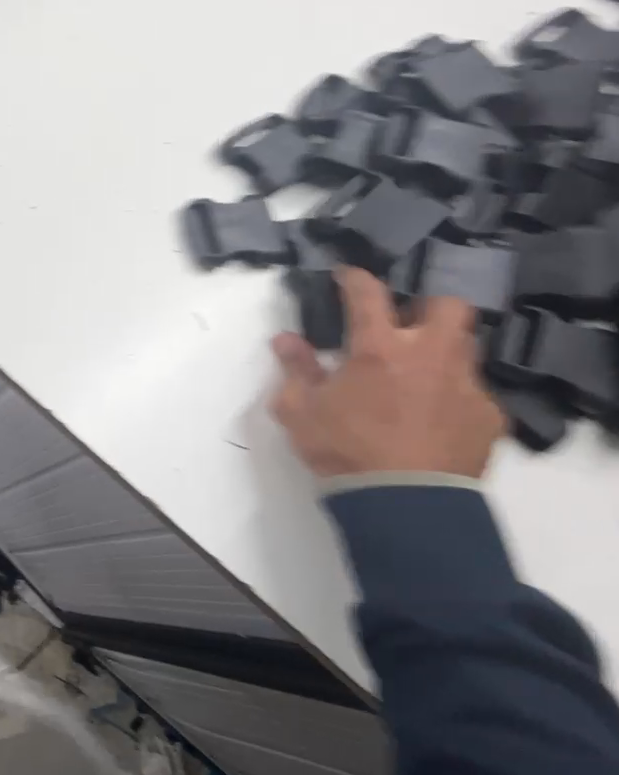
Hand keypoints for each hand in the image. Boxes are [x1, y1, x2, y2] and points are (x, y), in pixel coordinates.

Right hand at [271, 267, 503, 480]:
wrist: (402, 499)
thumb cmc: (340, 447)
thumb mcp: (297, 409)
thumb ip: (295, 369)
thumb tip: (286, 340)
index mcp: (378, 350)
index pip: (368, 295)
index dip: (355, 278)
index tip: (346, 275)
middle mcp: (430, 356)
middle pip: (448, 307)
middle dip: (425, 306)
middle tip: (401, 322)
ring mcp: (465, 385)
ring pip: (465, 346)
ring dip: (439, 348)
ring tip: (414, 369)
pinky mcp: (487, 415)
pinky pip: (470, 390)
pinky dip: (448, 392)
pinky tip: (428, 413)